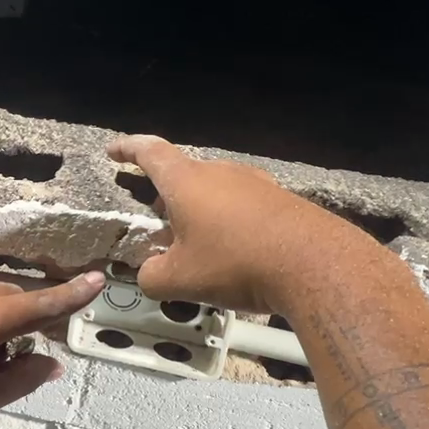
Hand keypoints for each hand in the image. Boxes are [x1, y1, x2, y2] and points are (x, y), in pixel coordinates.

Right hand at [110, 134, 380, 311]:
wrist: (315, 265)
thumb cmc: (234, 263)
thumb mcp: (179, 280)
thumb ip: (151, 276)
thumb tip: (148, 273)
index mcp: (186, 181)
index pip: (149, 152)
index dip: (127, 149)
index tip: (113, 150)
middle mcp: (219, 173)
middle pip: (183, 174)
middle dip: (165, 194)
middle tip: (158, 218)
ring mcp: (254, 184)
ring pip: (213, 189)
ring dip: (197, 209)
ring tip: (194, 239)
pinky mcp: (281, 201)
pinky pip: (241, 204)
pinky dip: (226, 220)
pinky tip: (232, 249)